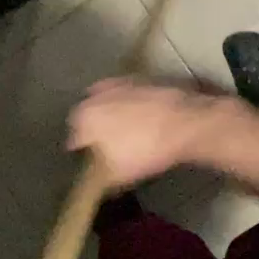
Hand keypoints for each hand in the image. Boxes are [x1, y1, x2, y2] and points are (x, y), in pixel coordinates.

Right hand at [67, 78, 236, 188]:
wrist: (186, 122)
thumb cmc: (146, 150)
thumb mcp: (117, 176)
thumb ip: (96, 178)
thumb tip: (92, 180)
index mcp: (83, 118)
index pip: (73, 141)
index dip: (83, 155)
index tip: (94, 164)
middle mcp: (94, 96)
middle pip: (88, 118)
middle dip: (95, 132)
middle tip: (110, 149)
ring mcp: (118, 83)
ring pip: (106, 104)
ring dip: (112, 116)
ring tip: (129, 134)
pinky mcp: (139, 78)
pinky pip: (127, 96)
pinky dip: (130, 105)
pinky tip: (143, 118)